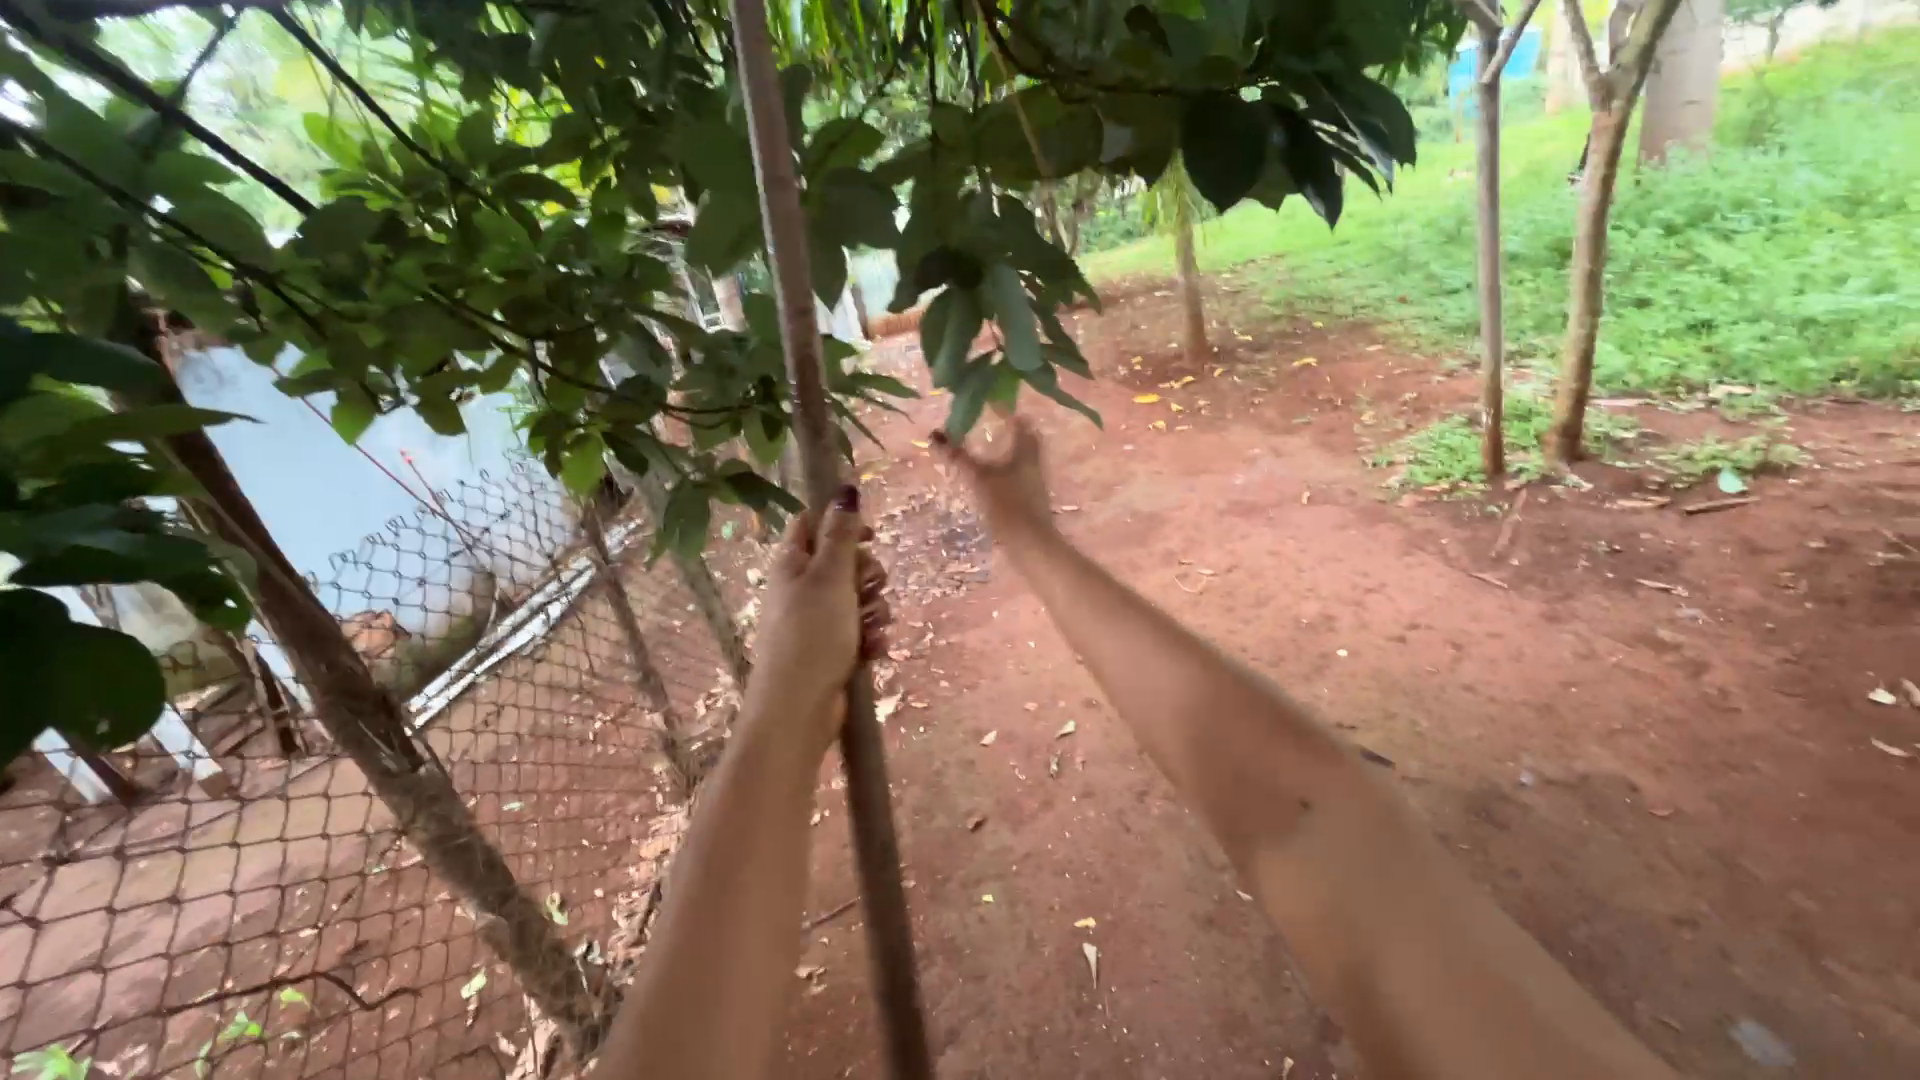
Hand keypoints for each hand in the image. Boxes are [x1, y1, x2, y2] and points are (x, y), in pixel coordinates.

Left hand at [750, 487, 889, 743]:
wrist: (800, 706)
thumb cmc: (812, 633)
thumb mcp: (829, 576)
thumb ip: (841, 534)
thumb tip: (844, 487)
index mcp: (792, 563)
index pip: (811, 524)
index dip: (841, 522)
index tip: (869, 535)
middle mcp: (802, 588)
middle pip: (844, 561)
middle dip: (868, 574)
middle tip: (868, 588)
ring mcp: (817, 621)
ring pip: (859, 598)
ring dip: (874, 609)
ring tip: (870, 628)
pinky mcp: (833, 649)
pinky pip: (861, 630)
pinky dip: (871, 637)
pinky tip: (873, 650)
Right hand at [932, 416, 1055, 544]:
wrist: (1029, 544)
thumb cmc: (1008, 505)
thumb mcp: (979, 478)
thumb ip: (957, 456)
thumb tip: (934, 435)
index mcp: (1027, 450)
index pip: (1020, 421)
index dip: (1006, 410)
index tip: (988, 403)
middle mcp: (1034, 461)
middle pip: (1024, 438)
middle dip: (1006, 429)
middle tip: (986, 423)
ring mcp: (1033, 482)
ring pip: (1020, 457)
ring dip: (1003, 450)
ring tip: (983, 447)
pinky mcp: (1029, 499)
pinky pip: (1016, 475)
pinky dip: (1003, 469)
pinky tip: (989, 476)